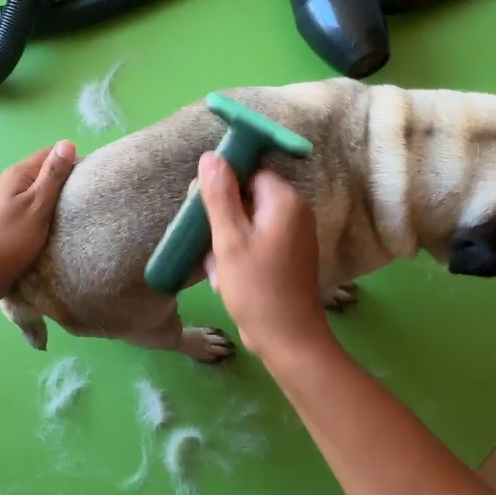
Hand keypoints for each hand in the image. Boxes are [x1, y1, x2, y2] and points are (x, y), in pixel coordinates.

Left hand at [0, 140, 77, 303]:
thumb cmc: (12, 238)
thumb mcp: (38, 204)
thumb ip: (53, 175)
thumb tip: (67, 142)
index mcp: (17, 173)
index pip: (50, 153)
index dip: (72, 160)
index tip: (91, 177)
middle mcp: (9, 181)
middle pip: (43, 171)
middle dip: (65, 179)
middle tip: (86, 196)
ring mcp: (4, 200)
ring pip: (36, 189)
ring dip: (55, 196)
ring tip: (73, 210)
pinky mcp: (5, 217)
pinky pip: (30, 204)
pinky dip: (44, 208)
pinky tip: (53, 222)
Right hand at [197, 152, 331, 361]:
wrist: (287, 339)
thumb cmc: (257, 287)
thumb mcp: (229, 239)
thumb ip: (219, 195)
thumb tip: (212, 155)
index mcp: (285, 201)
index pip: (250, 171)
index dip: (223, 184)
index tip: (201, 205)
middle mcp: (295, 213)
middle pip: (247, 196)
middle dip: (222, 218)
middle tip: (205, 241)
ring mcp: (293, 236)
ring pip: (246, 222)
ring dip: (225, 241)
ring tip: (216, 267)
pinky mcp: (287, 257)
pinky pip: (255, 242)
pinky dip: (237, 255)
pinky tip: (226, 278)